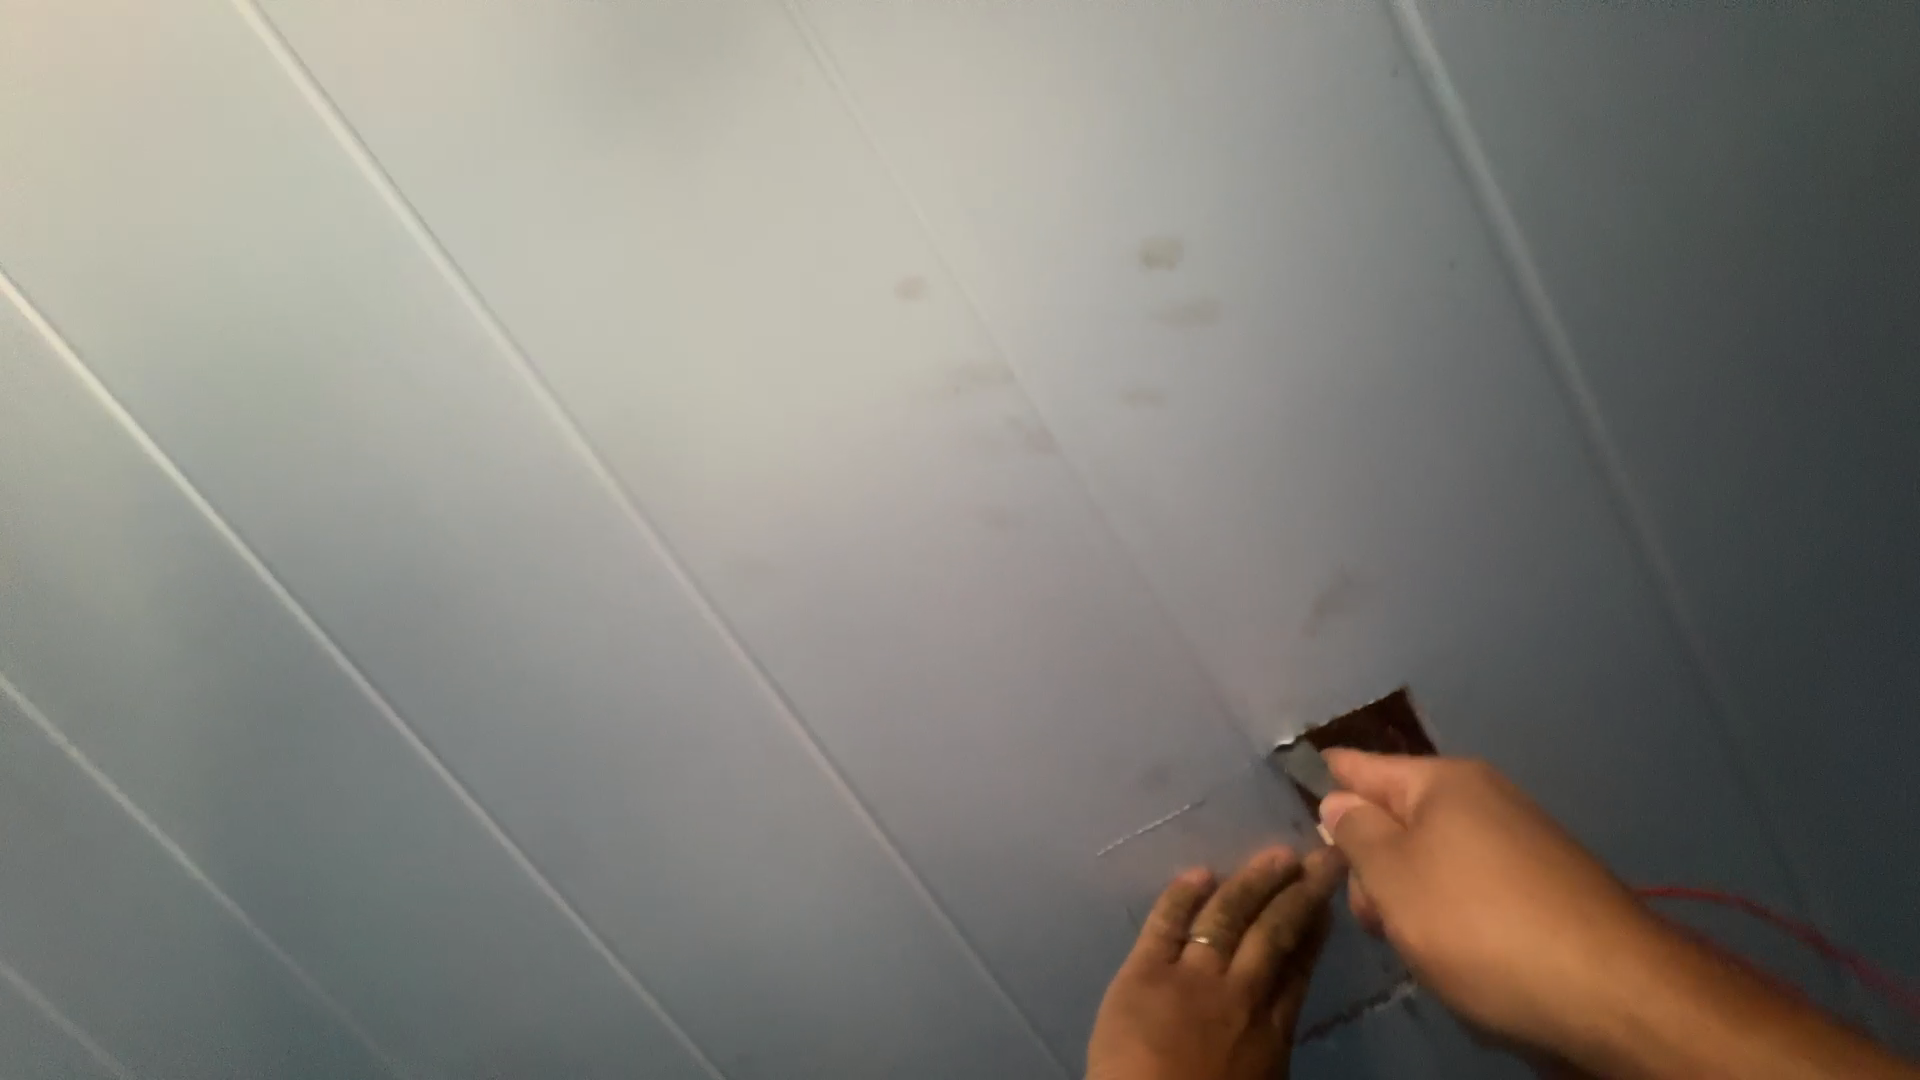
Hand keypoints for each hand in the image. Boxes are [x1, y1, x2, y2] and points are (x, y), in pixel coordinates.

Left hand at [1086, 845, 1343, 1079]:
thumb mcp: (1257, 1079)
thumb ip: (1263, 1041)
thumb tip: (1273, 1009)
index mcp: (1269, 1032)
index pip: (1296, 967)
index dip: (1312, 930)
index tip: (1327, 900)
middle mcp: (1237, 996)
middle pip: (1273, 934)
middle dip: (1299, 893)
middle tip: (1320, 857)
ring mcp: (1191, 979)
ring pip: (1228, 918)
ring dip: (1254, 883)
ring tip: (1278, 855)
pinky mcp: (1145, 971)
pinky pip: (1167, 923)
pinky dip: (1183, 895)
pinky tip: (1200, 873)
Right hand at [1316, 751, 1662, 1056]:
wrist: (1624, 1001)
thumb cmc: (1480, 924)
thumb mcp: (1391, 876)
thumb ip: (1353, 831)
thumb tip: (1339, 801)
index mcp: (1440, 781)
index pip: (1357, 765)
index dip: (1321, 782)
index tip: (1291, 799)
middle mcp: (1482, 799)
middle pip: (1395, 818)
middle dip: (1371, 863)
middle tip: (1372, 916)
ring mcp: (1521, 844)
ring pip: (1432, 860)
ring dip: (1409, 898)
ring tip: (1420, 947)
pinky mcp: (1548, 891)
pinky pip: (1474, 889)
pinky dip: (1454, 916)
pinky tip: (1463, 957)